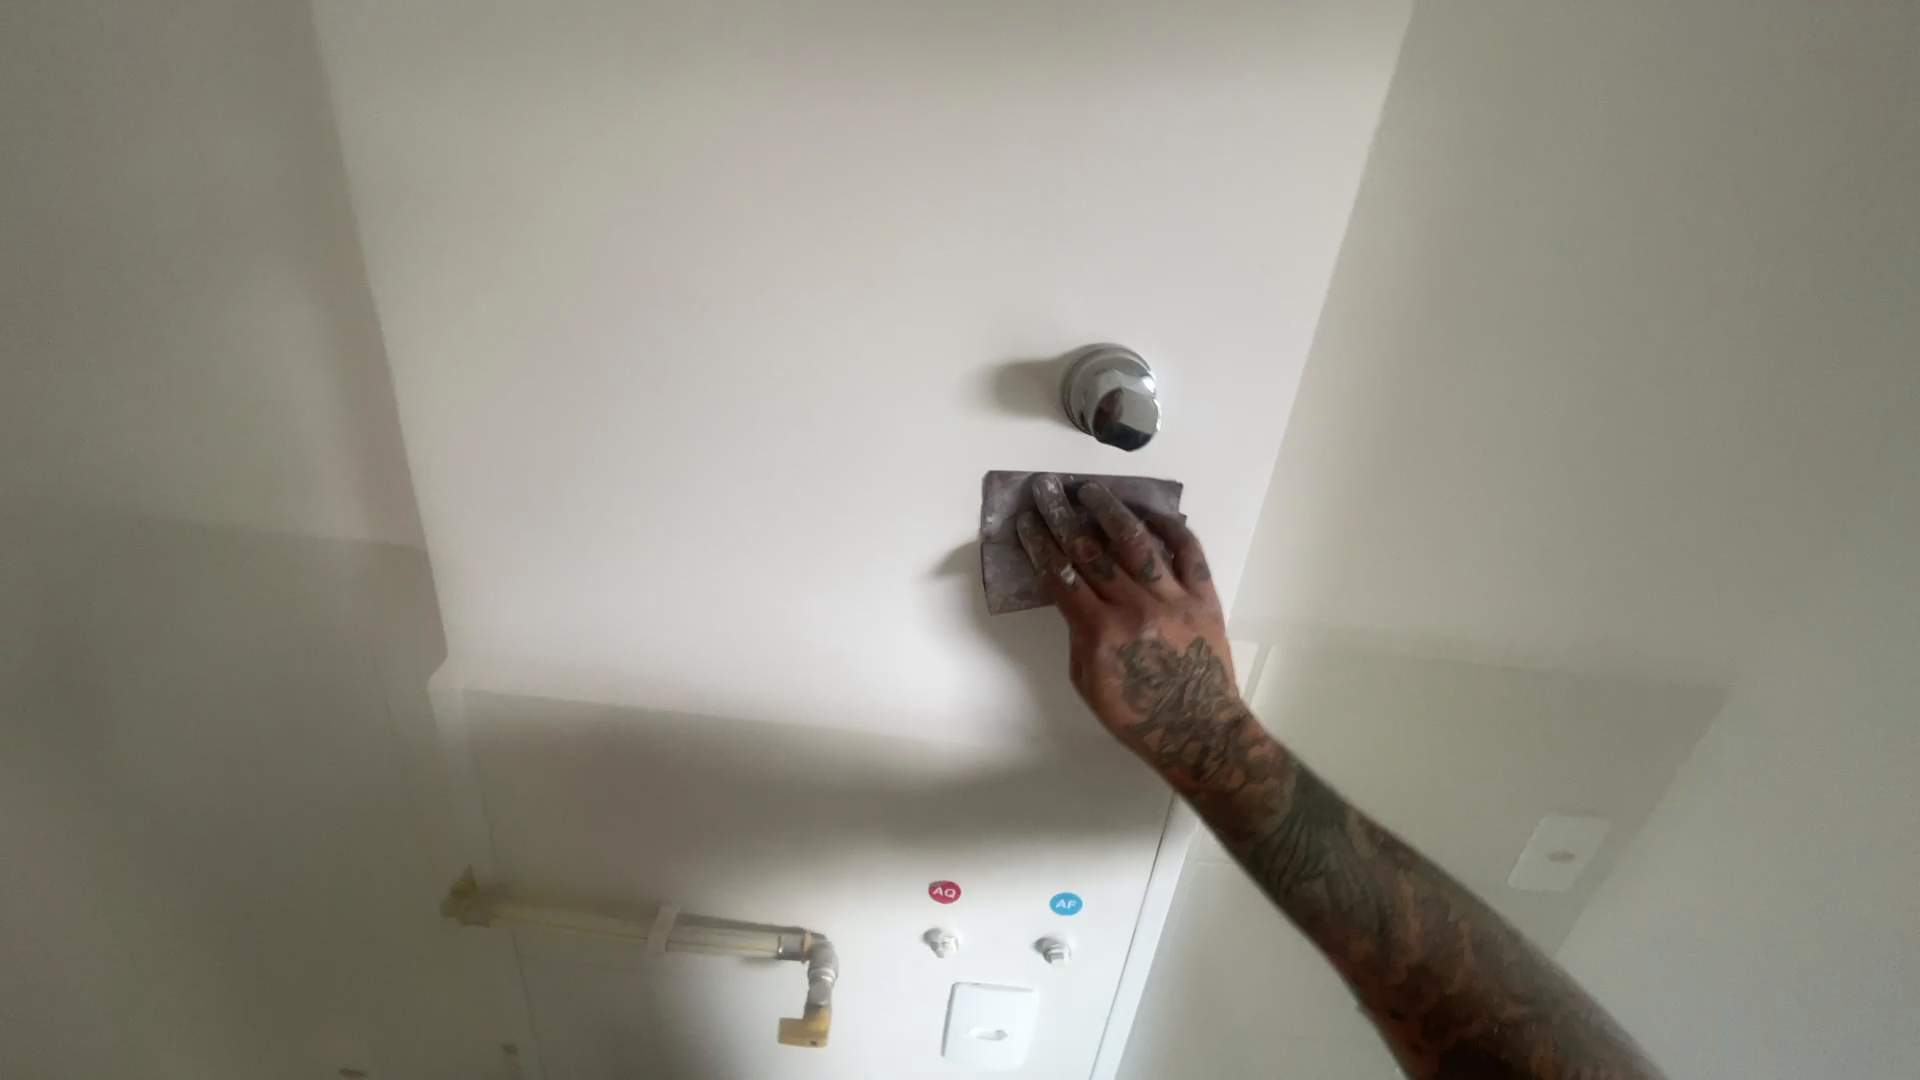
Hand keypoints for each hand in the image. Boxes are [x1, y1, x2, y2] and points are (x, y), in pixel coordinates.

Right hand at [1015, 474, 1243, 759]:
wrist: (1200, 732)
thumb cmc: (1136, 714)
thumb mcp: (1087, 680)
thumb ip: (1078, 634)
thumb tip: (1073, 594)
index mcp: (1100, 632)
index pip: (1060, 576)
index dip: (1040, 544)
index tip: (1027, 520)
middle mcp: (1134, 608)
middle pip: (1091, 551)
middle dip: (1063, 516)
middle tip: (1048, 489)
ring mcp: (1172, 599)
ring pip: (1136, 542)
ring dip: (1110, 511)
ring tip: (1092, 490)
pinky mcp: (1204, 597)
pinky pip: (1189, 552)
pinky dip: (1169, 528)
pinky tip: (1149, 513)